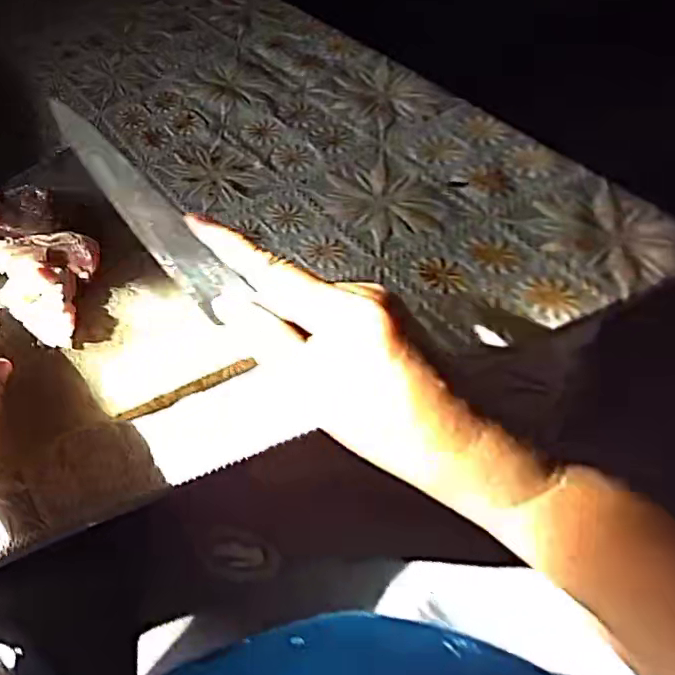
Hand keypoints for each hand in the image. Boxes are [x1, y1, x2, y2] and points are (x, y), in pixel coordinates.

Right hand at [185, 216, 552, 506]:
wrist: (478, 455)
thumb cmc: (388, 426)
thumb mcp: (307, 385)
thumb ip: (263, 336)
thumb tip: (229, 302)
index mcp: (343, 307)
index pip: (269, 269)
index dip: (227, 243)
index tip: (196, 219)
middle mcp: (365, 293)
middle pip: (287, 291)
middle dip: (268, 315)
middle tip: (285, 365)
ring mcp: (383, 304)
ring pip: (308, 305)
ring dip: (296, 331)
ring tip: (320, 380)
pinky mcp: (393, 317)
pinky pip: (330, 314)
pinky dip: (317, 335)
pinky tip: (337, 373)